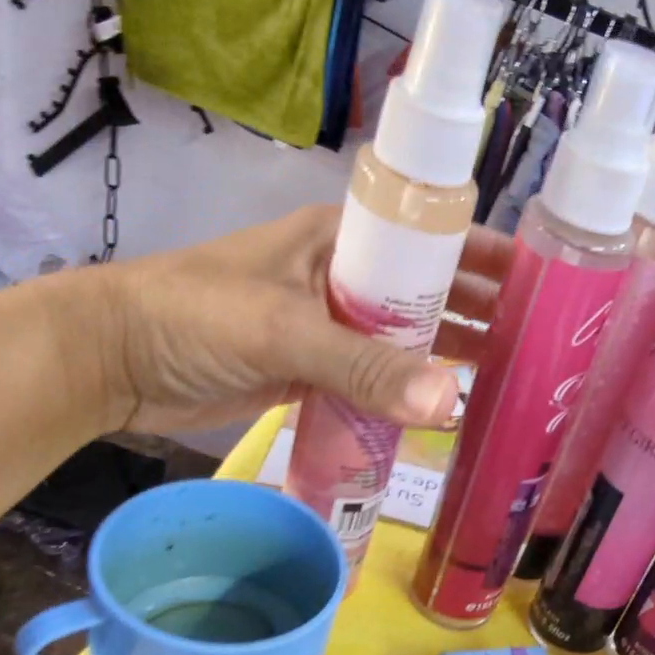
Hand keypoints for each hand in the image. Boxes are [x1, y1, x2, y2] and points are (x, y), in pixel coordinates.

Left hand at [83, 205, 513, 434]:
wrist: (114, 361)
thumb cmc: (194, 318)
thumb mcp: (283, 332)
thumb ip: (364, 367)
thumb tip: (450, 404)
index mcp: (342, 240)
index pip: (431, 239)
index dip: (485, 258)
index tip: (539, 287)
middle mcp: (345, 278)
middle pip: (429, 292)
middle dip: (480, 313)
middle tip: (537, 347)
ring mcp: (331, 328)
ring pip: (407, 340)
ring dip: (449, 358)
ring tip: (507, 382)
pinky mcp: (315, 372)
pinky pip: (378, 380)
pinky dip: (409, 395)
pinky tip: (445, 414)